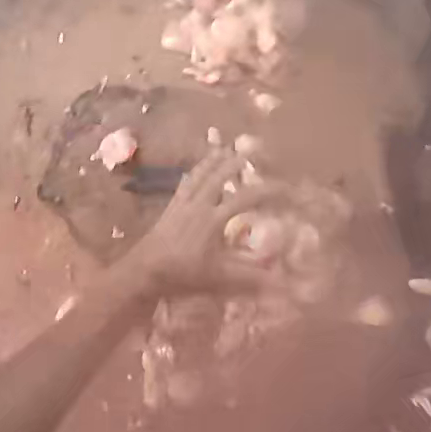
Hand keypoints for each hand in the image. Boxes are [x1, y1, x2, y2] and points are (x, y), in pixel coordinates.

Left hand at [121, 149, 285, 292]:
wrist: (145, 270)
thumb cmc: (184, 273)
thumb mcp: (220, 277)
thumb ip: (251, 278)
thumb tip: (282, 282)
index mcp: (214, 218)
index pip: (246, 198)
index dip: (267, 191)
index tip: (285, 188)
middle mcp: (199, 204)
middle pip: (220, 176)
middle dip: (236, 163)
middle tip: (251, 153)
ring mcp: (183, 203)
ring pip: (200, 175)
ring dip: (213, 162)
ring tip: (224, 149)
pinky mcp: (170, 207)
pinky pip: (184, 184)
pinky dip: (193, 174)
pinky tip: (193, 172)